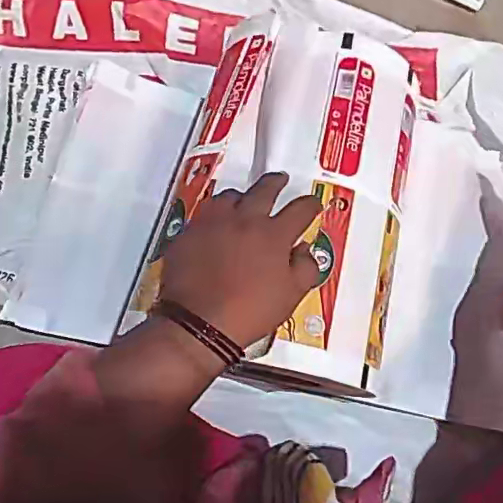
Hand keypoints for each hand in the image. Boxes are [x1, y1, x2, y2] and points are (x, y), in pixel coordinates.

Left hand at [157, 172, 323, 346]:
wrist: (199, 322)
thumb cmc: (249, 311)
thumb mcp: (291, 295)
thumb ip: (305, 268)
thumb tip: (304, 251)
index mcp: (273, 235)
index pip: (300, 210)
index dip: (310, 204)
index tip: (312, 204)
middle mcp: (244, 220)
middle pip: (264, 190)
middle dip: (276, 182)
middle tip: (280, 180)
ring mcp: (213, 223)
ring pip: (230, 196)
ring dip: (242, 196)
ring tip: (244, 201)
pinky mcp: (189, 232)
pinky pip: (205, 214)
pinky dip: (215, 215)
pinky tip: (216, 223)